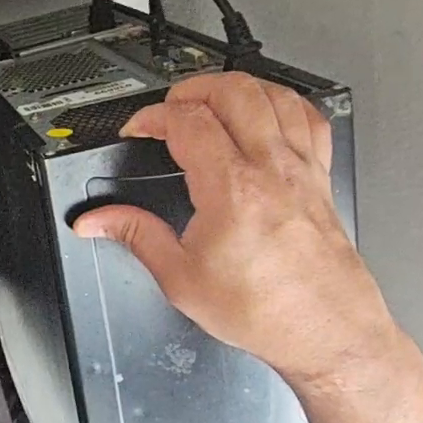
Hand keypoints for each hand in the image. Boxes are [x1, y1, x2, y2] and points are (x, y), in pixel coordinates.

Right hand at [72, 72, 399, 386]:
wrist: (327, 334)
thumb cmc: (265, 311)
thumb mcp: (179, 278)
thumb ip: (134, 235)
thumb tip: (95, 221)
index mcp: (231, 190)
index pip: (188, 122)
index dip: (153, 116)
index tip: (138, 129)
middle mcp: (271, 171)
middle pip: (235, 92)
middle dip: (192, 88)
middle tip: (170, 106)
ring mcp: (302, 171)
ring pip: (276, 95)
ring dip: (236, 88)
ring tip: (210, 100)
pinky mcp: (321, 181)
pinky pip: (310, 121)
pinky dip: (283, 104)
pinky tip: (267, 114)